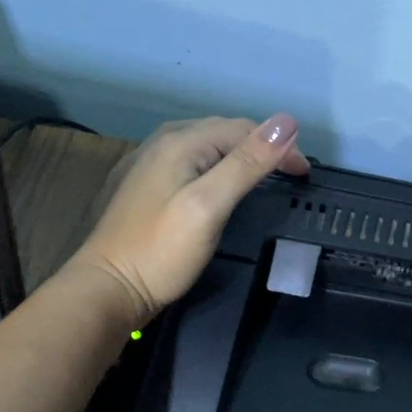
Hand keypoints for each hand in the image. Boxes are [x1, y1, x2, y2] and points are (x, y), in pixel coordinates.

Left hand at [67, 114, 309, 324]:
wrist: (107, 288)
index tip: (304, 176)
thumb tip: (286, 122)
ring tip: (265, 175)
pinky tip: (222, 183)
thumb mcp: (210, 205)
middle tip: (290, 175)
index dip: (279, 147)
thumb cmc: (162, 250)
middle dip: (262, 146)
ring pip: (208, 144)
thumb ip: (247, 163)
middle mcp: (163, 142)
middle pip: (225, 131)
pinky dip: (218, 165)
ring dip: (241, 154)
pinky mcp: (144, 184)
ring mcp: (149, 162)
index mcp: (181, 142)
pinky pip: (192, 160)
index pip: (244, 129)